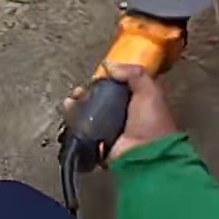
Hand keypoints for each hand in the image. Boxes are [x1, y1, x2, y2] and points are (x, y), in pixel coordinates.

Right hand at [64, 62, 179, 162]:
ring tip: (71, 101)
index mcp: (133, 102)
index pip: (112, 88)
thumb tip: (107, 63)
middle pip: (94, 99)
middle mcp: (118, 114)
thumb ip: (132, 74)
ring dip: (74, 103)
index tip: (93, 79)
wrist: (144, 154)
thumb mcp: (149, 92)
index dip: (101, 81)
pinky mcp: (93, 139)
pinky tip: (68, 109)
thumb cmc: (150, 123)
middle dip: (84, 93)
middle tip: (79, 92)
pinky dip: (71, 116)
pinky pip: (78, 125)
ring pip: (83, 111)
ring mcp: (105, 128)